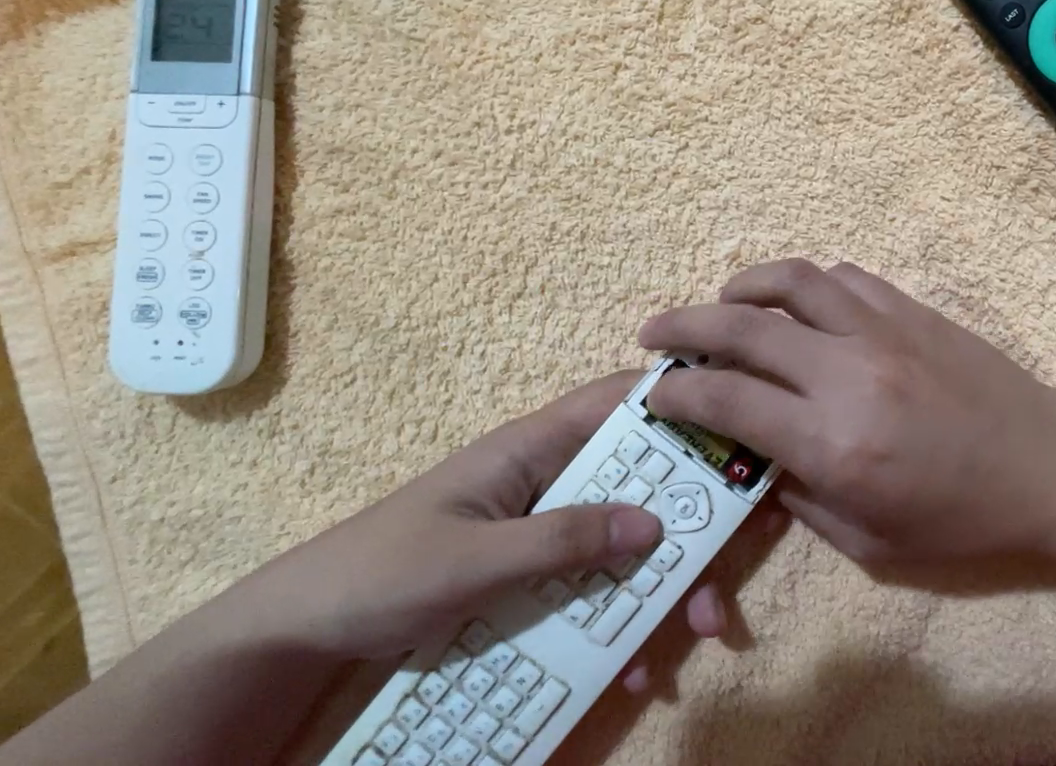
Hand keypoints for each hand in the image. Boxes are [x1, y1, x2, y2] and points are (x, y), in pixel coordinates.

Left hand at [222, 372, 730, 690]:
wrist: (297, 641)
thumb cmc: (378, 576)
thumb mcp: (472, 561)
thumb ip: (563, 540)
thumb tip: (655, 525)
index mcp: (536, 449)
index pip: (622, 402)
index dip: (683, 403)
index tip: (741, 426)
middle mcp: (556, 480)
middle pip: (645, 479)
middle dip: (693, 520)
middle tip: (731, 557)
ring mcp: (553, 529)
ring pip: (635, 539)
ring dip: (672, 582)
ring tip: (703, 628)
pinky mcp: (545, 575)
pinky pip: (605, 587)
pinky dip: (631, 622)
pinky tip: (638, 669)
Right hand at [638, 259, 1055, 563]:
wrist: (1047, 468)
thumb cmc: (960, 521)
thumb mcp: (868, 540)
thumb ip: (800, 496)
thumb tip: (756, 456)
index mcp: (831, 441)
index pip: (726, 400)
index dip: (675, 393)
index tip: (652, 393)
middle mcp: (849, 372)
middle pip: (744, 327)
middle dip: (685, 326)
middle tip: (655, 334)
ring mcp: (885, 331)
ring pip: (795, 281)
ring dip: (744, 285)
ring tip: (723, 302)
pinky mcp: (914, 312)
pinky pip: (847, 279)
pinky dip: (807, 284)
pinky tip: (799, 303)